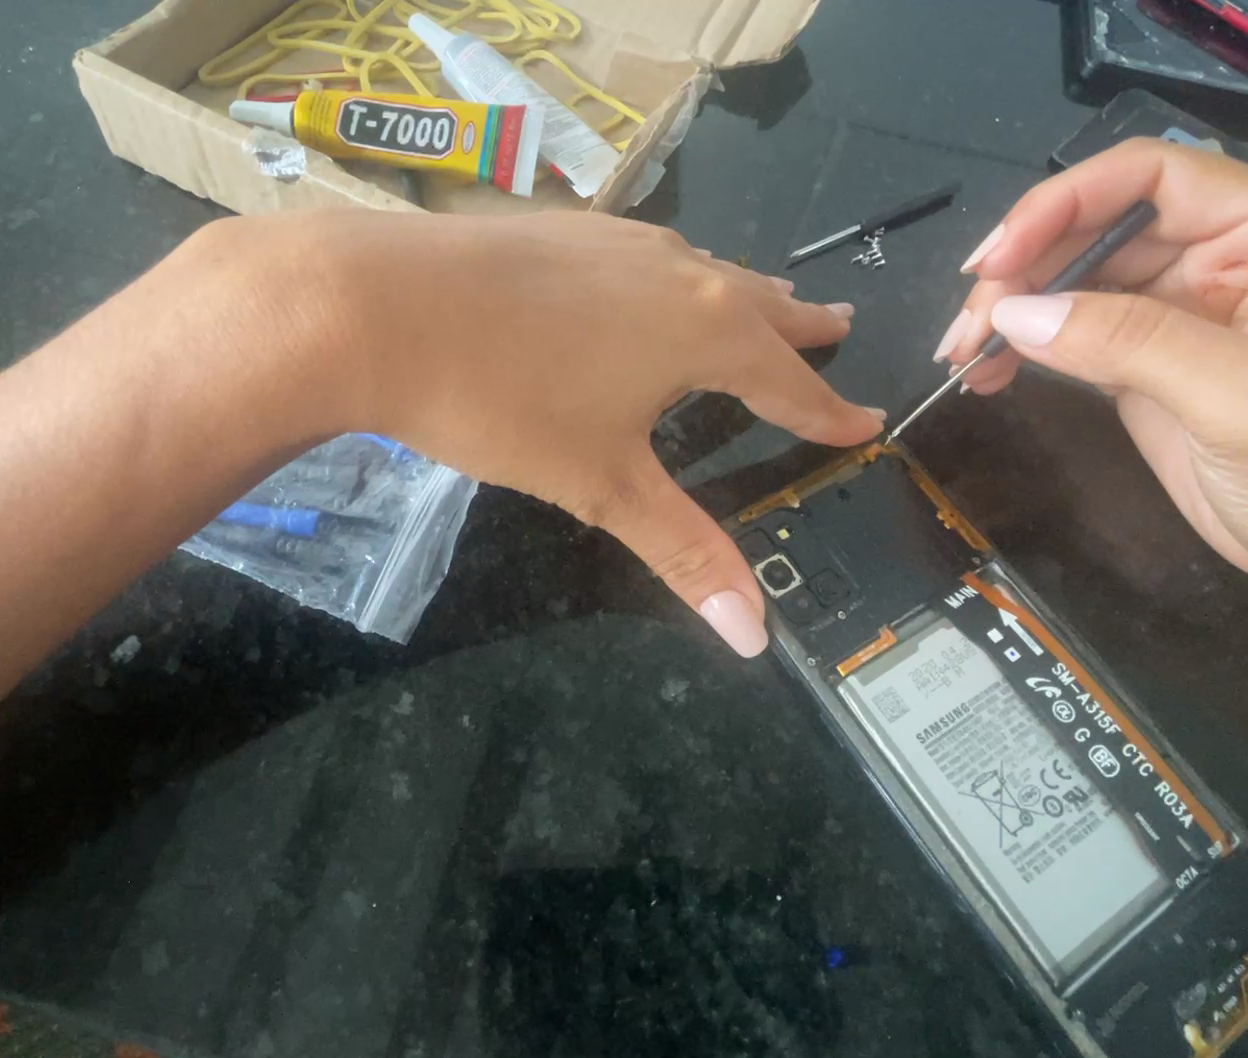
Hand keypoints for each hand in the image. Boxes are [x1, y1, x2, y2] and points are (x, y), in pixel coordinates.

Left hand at [199, 209, 881, 655]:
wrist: (382, 306)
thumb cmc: (506, 401)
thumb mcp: (603, 485)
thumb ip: (684, 552)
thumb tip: (755, 638)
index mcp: (705, 333)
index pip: (789, 381)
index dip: (828, 410)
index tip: (866, 419)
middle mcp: (679, 273)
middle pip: (760, 306)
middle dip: (801, 327)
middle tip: (839, 328)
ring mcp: (620, 241)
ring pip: (705, 270)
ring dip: (742, 293)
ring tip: (767, 301)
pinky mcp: (566, 228)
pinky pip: (649, 254)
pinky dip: (677, 275)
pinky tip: (651, 281)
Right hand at [934, 138, 1247, 595]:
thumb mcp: (1247, 403)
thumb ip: (1136, 345)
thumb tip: (1014, 315)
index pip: (1150, 176)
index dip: (1060, 204)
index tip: (991, 266)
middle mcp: (1221, 254)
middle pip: (1091, 226)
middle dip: (1017, 271)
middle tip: (963, 335)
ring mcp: (1175, 305)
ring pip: (1065, 278)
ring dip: (1004, 312)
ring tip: (959, 359)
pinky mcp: (1137, 354)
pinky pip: (1062, 329)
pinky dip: (1015, 347)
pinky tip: (984, 374)